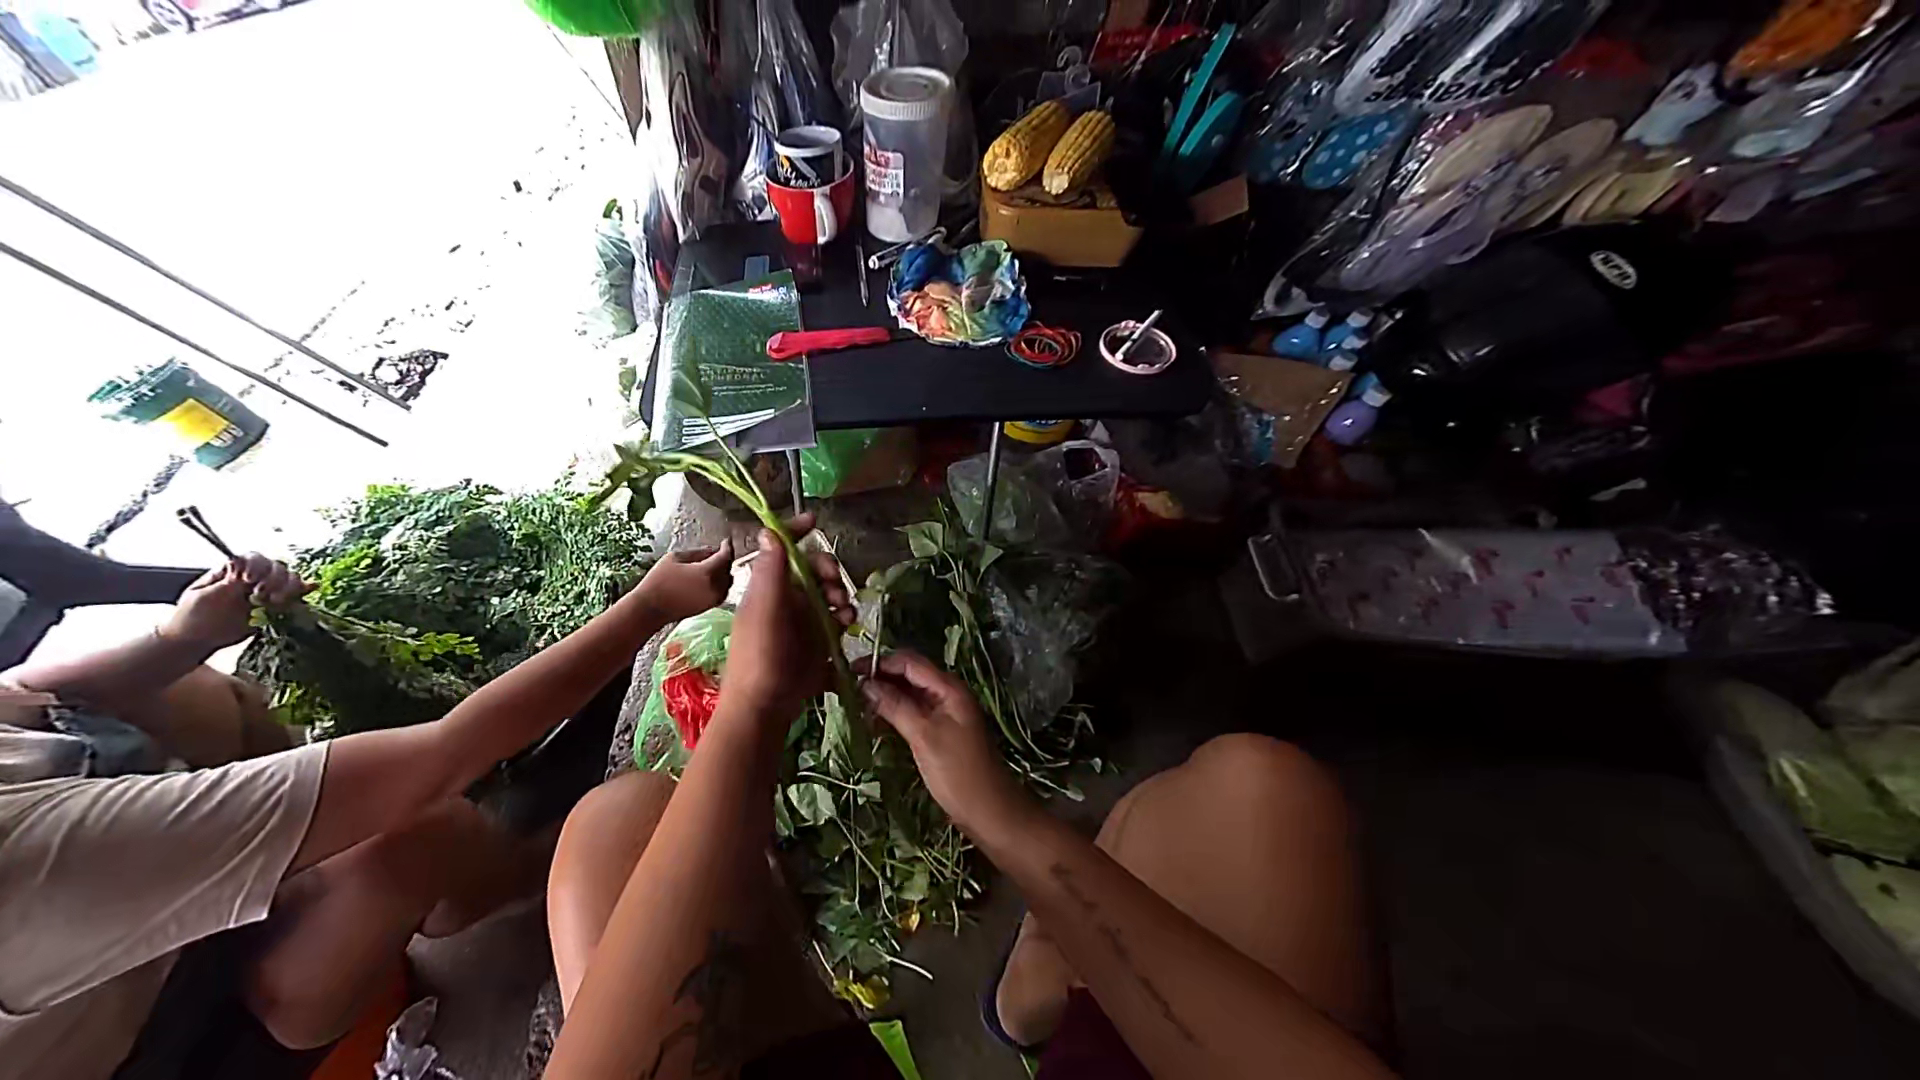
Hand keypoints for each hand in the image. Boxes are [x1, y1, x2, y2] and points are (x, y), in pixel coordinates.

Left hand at [161, 553, 308, 649]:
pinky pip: (297, 592)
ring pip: (290, 578)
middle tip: (262, 596)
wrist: (197, 639)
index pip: (253, 559)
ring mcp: (267, 590)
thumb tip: (249, 570)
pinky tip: (307, 590)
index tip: (250, 580)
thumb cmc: (194, 617)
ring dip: (288, 588)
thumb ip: (230, 582)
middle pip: (276, 567)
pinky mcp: (277, 602)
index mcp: (232, 571)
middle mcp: (252, 577)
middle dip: (274, 580)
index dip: (257, 566)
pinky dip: (303, 590)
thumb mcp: (206, 597)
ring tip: (273, 602)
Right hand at [633, 542, 733, 621]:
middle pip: (728, 567)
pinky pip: (723, 591)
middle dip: (724, 558)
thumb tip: (712, 550)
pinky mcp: (711, 606)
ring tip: (713, 564)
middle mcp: (715, 586)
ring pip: (728, 580)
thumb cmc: (658, 581)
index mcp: (707, 572)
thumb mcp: (675, 558)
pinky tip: (711, 579)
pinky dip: (721, 583)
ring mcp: (714, 598)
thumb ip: (697, 552)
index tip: (725, 541)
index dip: (727, 546)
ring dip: (724, 571)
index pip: (725, 556)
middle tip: (717, 551)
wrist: (651, 608)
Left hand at [720, 515, 853, 720]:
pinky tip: (847, 624)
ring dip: (840, 593)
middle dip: (828, 571)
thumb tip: (768, 529)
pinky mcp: (819, 639)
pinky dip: (845, 616)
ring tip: (843, 610)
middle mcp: (787, 598)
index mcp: (769, 587)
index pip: (783, 550)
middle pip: (814, 569)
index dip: (796, 532)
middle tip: (834, 586)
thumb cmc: (759, 655)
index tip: (815, 521)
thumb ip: (770, 571)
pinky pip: (837, 617)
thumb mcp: (763, 610)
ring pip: (829, 592)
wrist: (766, 704)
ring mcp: (804, 619)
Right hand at [860, 650, 1033, 837]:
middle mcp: (946, 693)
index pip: (910, 662)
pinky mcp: (938, 729)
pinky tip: (872, 719)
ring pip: (908, 693)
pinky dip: (893, 711)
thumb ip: (895, 706)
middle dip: (880, 677)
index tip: (851, 670)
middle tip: (847, 686)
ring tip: (854, 702)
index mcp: (948, 687)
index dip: (880, 662)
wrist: (987, 808)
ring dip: (884, 695)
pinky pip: (912, 711)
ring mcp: (943, 712)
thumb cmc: (957, 771)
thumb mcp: (923, 735)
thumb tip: (866, 684)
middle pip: (909, 674)